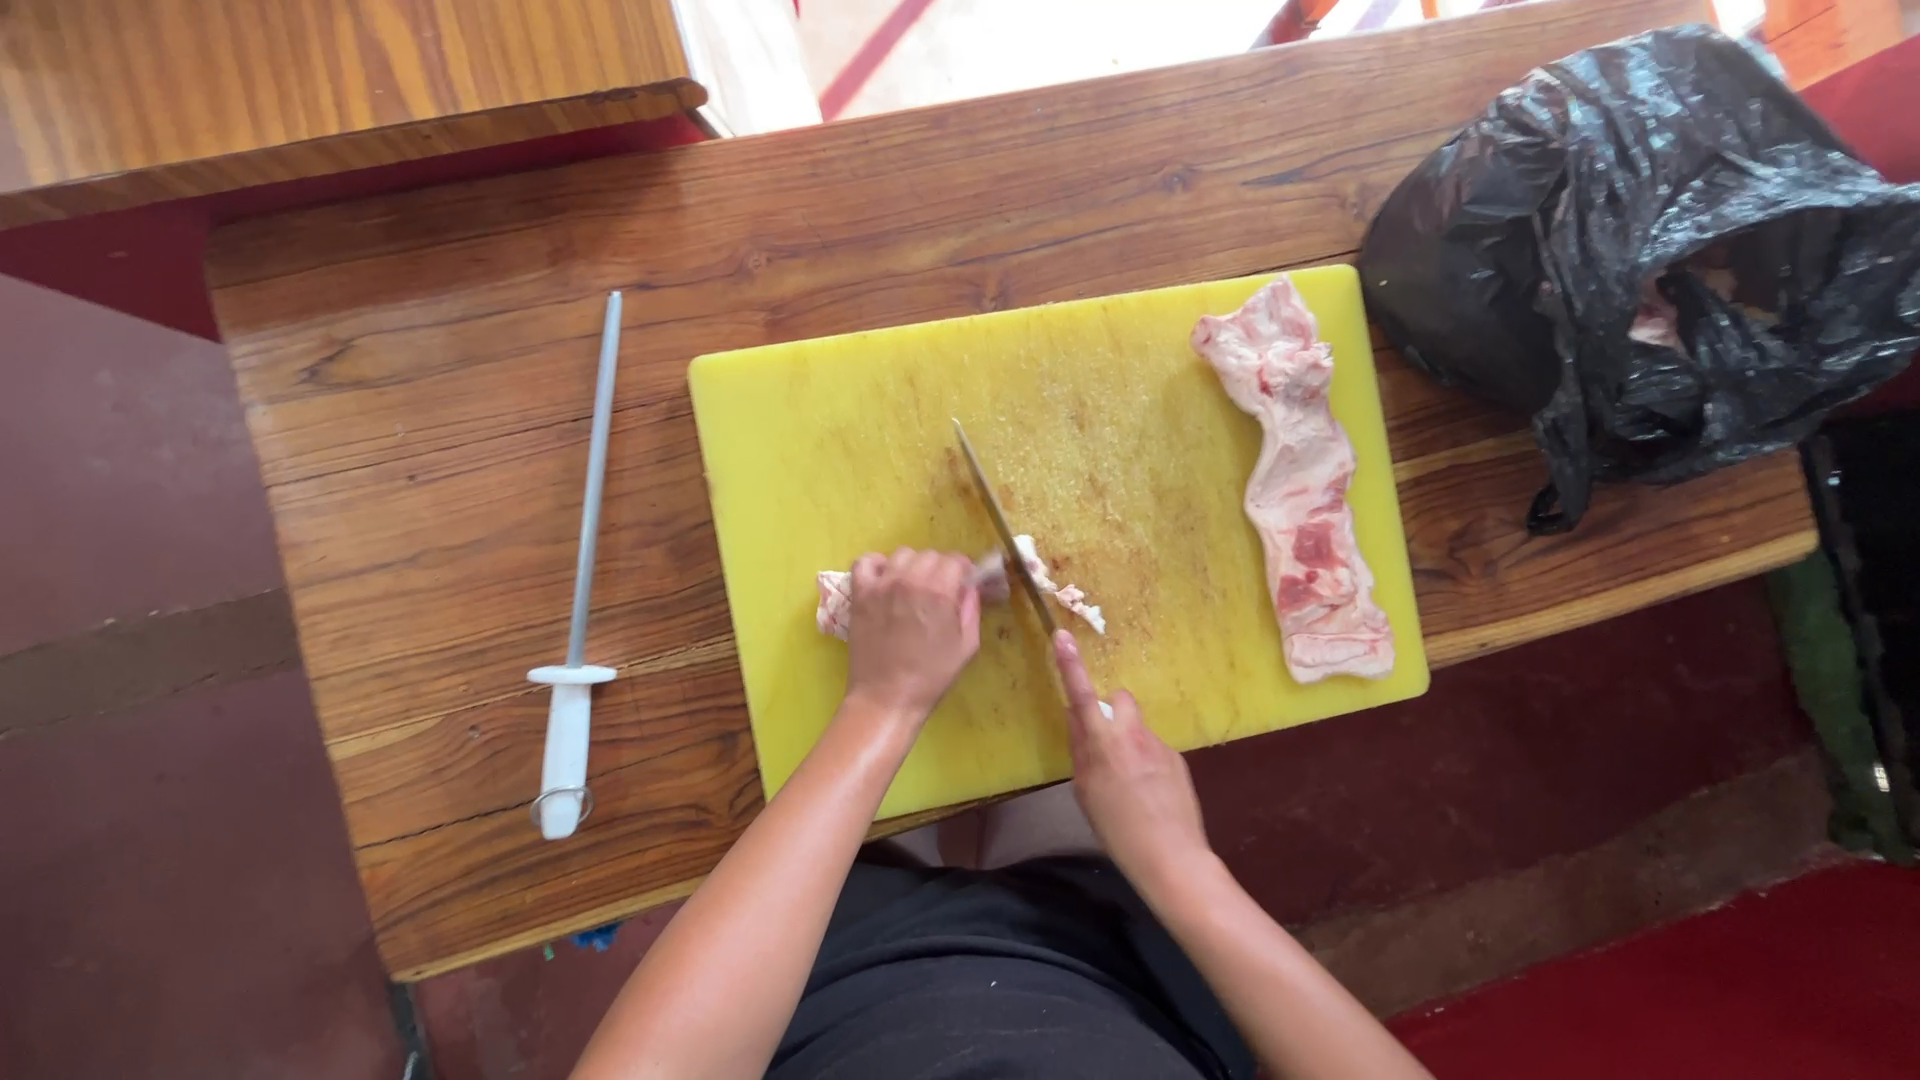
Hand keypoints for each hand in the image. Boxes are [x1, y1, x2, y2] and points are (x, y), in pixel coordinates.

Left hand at [845, 548, 981, 718]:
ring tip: (912, 586)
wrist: (886, 697)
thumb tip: (970, 588)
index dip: (962, 570)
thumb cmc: (931, 676)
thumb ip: (971, 609)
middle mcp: (910, 580)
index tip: (962, 583)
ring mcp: (881, 585)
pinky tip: (885, 579)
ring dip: (912, 566)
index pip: (955, 560)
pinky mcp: (860, 594)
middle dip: (940, 568)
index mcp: (939, 592)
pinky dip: (877, 565)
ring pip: (901, 555)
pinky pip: (866, 562)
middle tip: (939, 590)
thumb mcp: (967, 646)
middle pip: (929, 555)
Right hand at [1053, 629, 1210, 893]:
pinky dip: (1146, 762)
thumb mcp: (1085, 791)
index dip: (1070, 665)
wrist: (1171, 855)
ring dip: (1127, 741)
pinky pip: (1153, 748)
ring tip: (1127, 781)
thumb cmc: (1117, 828)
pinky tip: (1148, 794)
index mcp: (1103, 742)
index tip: (1062, 637)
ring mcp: (1159, 744)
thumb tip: (1076, 719)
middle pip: (1119, 700)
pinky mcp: (1177, 759)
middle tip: (1104, 743)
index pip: (1082, 694)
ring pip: (1136, 727)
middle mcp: (1132, 734)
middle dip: (1110, 711)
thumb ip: (1080, 749)